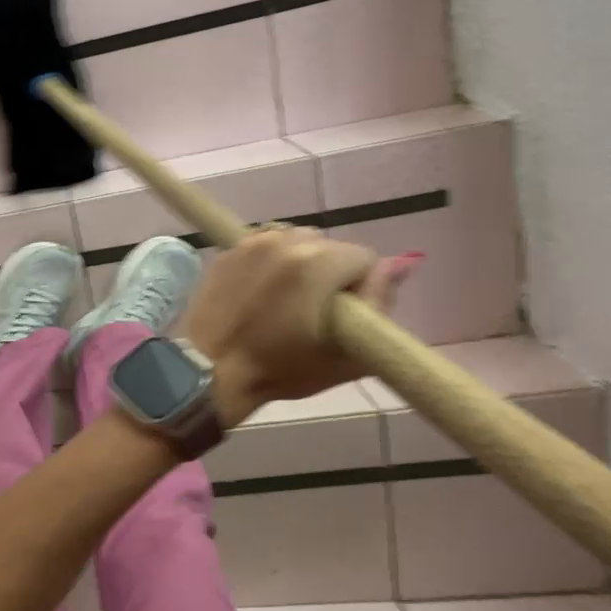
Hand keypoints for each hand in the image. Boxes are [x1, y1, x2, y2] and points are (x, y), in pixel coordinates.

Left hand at [186, 227, 417, 426]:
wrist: (210, 370)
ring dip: (300, 262)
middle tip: (314, 309)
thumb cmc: (282, 369)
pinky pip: (263, 246)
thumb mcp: (347, 353)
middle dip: (330, 271)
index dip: (360, 288)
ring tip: (287, 299)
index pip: (363, 258)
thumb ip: (379, 305)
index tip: (343, 315)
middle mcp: (284, 240)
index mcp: (318, 261)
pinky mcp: (226, 252)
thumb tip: (400, 265)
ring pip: (294, 241)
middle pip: (328, 245)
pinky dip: (270, 262)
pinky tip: (262, 291)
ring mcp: (250, 243)